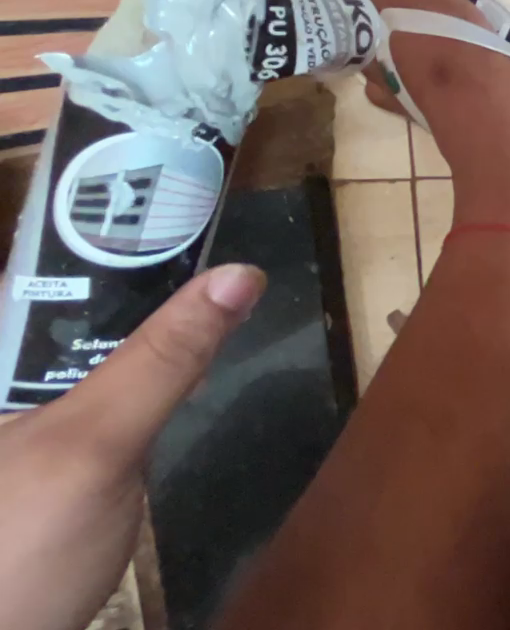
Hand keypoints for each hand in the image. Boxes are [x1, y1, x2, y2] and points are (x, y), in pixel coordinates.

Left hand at [0, 264, 264, 629]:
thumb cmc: (7, 549)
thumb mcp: (96, 445)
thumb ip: (164, 356)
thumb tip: (240, 272)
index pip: (33, 274)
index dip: (102, 234)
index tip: (179, 207)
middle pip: (58, 308)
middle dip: (133, 278)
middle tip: (206, 249)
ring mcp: (11, 421)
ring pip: (74, 347)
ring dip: (139, 322)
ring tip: (205, 293)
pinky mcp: (26, 458)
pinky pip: (83, 386)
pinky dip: (133, 366)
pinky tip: (172, 366)